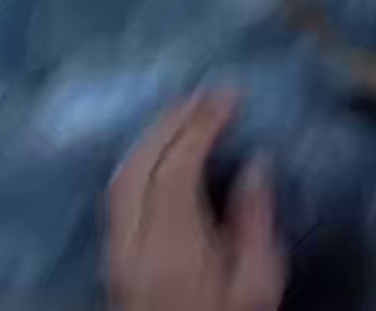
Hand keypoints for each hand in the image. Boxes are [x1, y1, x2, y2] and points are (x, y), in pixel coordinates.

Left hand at [107, 91, 287, 310]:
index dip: (200, 127)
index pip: (174, 174)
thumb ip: (255, 220)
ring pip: (120, 181)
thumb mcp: (259, 282)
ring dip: (154, 135)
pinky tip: (168, 142)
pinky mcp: (116, 258)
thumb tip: (255, 162)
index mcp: (171, 254)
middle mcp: (133, 251)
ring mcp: (117, 256)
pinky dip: (144, 156)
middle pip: (136, 171)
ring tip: (190, 107)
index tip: (231, 96)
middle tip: (208, 93)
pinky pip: (121, 192)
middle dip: (171, 123)